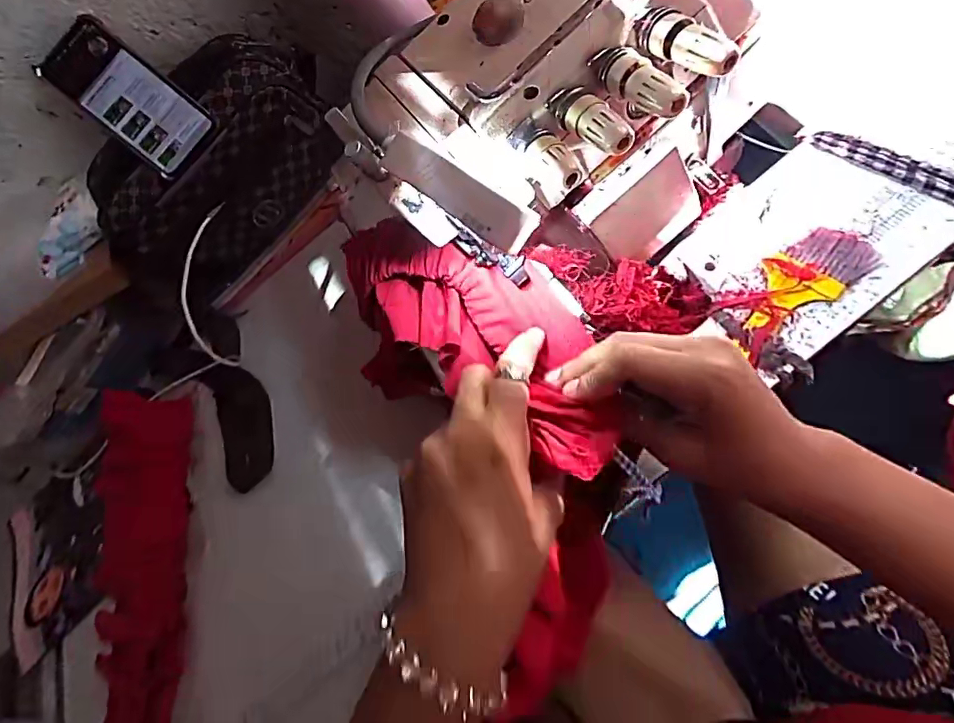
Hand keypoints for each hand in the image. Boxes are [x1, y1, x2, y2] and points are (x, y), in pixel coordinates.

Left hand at [395, 328, 564, 680]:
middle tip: (511, 405)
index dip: (522, 352)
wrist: (449, 616)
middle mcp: (455, 433)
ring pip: (453, 415)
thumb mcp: (545, 518)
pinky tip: (463, 487)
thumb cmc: (510, 568)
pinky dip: (452, 451)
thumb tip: (544, 456)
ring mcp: (425, 451)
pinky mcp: (407, 471)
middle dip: (491, 381)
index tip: (533, 337)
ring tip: (486, 462)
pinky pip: (436, 445)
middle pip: (471, 379)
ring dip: (471, 423)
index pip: (508, 377)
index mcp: (494, 440)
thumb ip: (545, 474)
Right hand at [546, 331, 803, 495]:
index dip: (590, 373)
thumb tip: (594, 405)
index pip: (628, 357)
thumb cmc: (741, 468)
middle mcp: (702, 345)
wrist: (790, 457)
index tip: (565, 394)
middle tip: (558, 384)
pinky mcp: (704, 344)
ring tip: (576, 381)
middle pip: (628, 341)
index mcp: (701, 374)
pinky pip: (653, 346)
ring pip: (636, 339)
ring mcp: (705, 340)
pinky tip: (608, 378)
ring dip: (604, 359)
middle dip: (589, 362)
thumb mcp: (680, 454)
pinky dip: (627, 360)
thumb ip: (634, 421)